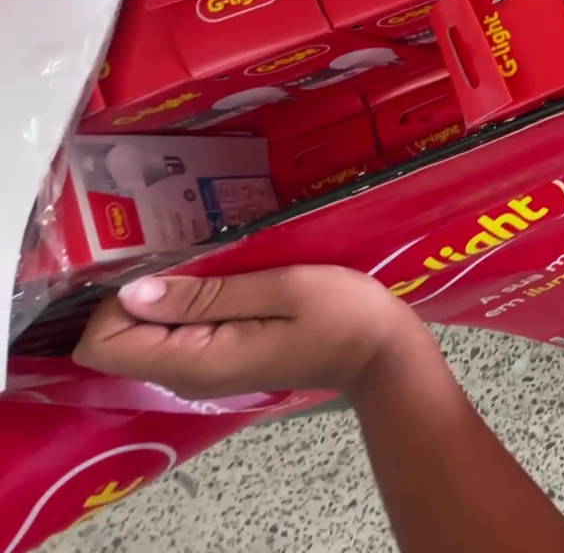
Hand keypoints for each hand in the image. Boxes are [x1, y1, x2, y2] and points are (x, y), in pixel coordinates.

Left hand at [74, 266, 435, 401]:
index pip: (105, 344)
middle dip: (149, 298)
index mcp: (196, 361)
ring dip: (176, 302)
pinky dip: (196, 312)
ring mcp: (205, 374)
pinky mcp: (225, 364)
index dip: (121, 304)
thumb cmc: (346, 315)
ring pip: (153, 338)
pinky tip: (237, 289)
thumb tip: (134, 292)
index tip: (173, 270)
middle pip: (123, 342)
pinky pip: (182, 339)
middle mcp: (186, 376)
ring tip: (226, 269)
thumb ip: (213, 293)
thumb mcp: (288, 289)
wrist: (384, 351)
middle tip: (204, 261)